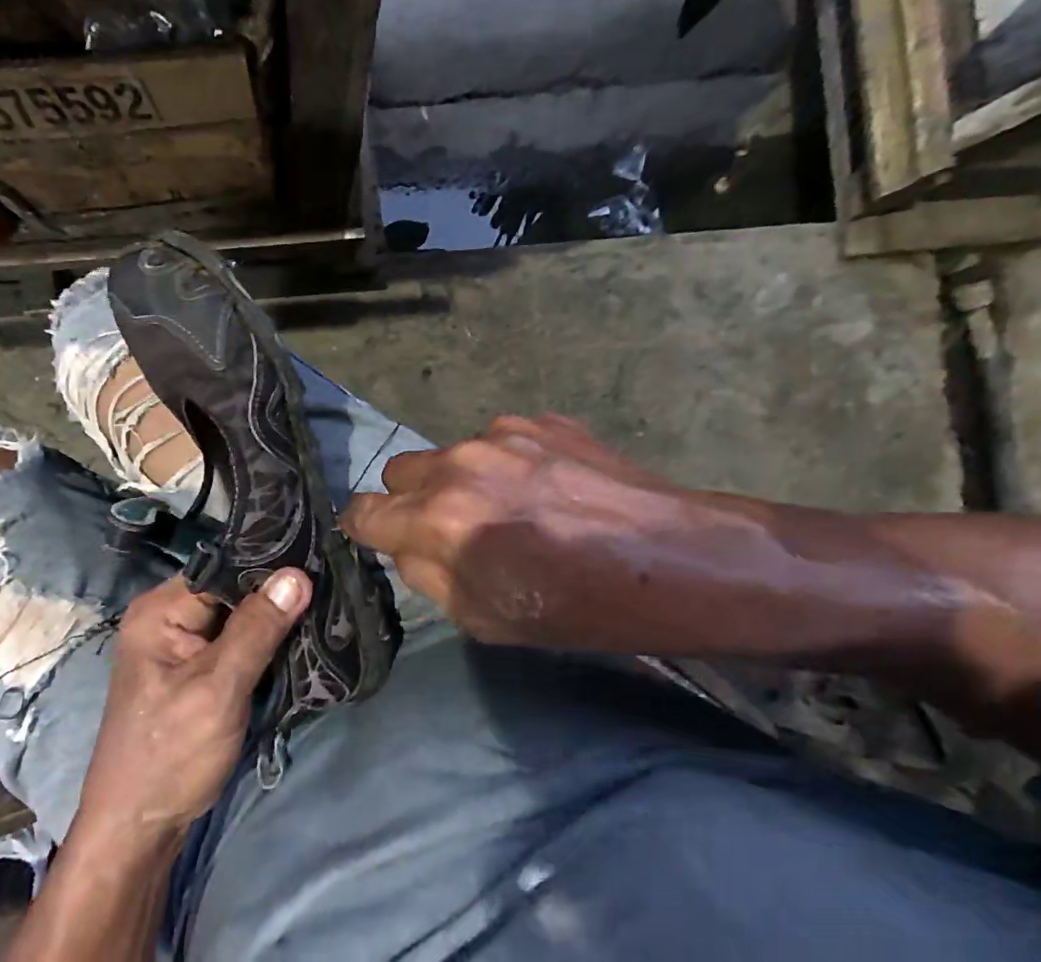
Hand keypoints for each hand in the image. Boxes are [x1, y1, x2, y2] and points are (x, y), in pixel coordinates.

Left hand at [75, 569, 311, 835]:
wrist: (139, 831)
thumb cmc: (171, 755)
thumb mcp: (218, 688)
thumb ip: (257, 629)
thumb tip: (297, 574)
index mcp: (159, 611)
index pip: (224, 568)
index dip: (269, 566)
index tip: (318, 562)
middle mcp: (167, 619)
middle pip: (232, 591)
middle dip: (276, 594)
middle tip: (330, 587)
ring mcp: (181, 647)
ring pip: (238, 618)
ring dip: (274, 620)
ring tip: (324, 607)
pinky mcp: (196, 672)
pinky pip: (236, 643)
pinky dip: (264, 644)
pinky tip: (300, 639)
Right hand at [342, 414, 716, 650]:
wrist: (677, 560)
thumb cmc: (580, 608)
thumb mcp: (485, 620)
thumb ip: (427, 575)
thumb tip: (404, 545)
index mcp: (442, 519)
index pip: (363, 511)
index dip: (366, 529)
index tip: (383, 539)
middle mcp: (460, 463)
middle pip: (399, 471)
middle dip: (412, 501)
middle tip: (453, 528)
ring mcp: (503, 433)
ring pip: (449, 453)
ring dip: (461, 479)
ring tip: (512, 508)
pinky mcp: (541, 418)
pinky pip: (497, 439)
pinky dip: (504, 462)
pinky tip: (546, 488)